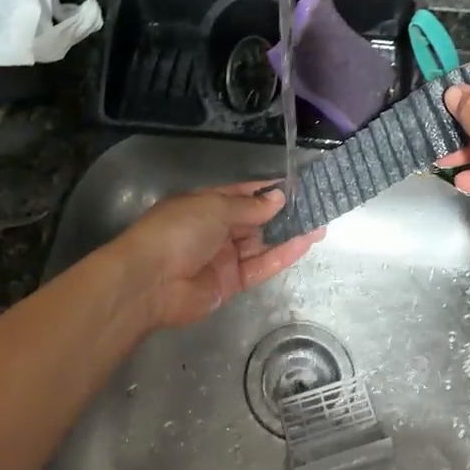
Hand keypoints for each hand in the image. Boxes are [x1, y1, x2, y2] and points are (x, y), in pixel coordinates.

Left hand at [109, 182, 320, 328]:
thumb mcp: (214, 208)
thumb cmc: (178, 231)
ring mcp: (223, 257)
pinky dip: (282, 255)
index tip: (295, 186)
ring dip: (289, 234)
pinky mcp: (230, 283)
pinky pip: (260, 266)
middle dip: (282, 214)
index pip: (241, 194)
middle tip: (315, 206)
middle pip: (254, 220)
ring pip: (261, 243)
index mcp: (204, 204)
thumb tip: (278, 197)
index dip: (266, 191)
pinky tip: (305, 243)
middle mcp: (214, 229)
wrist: (150, 281)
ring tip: (319, 224)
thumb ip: (250, 206)